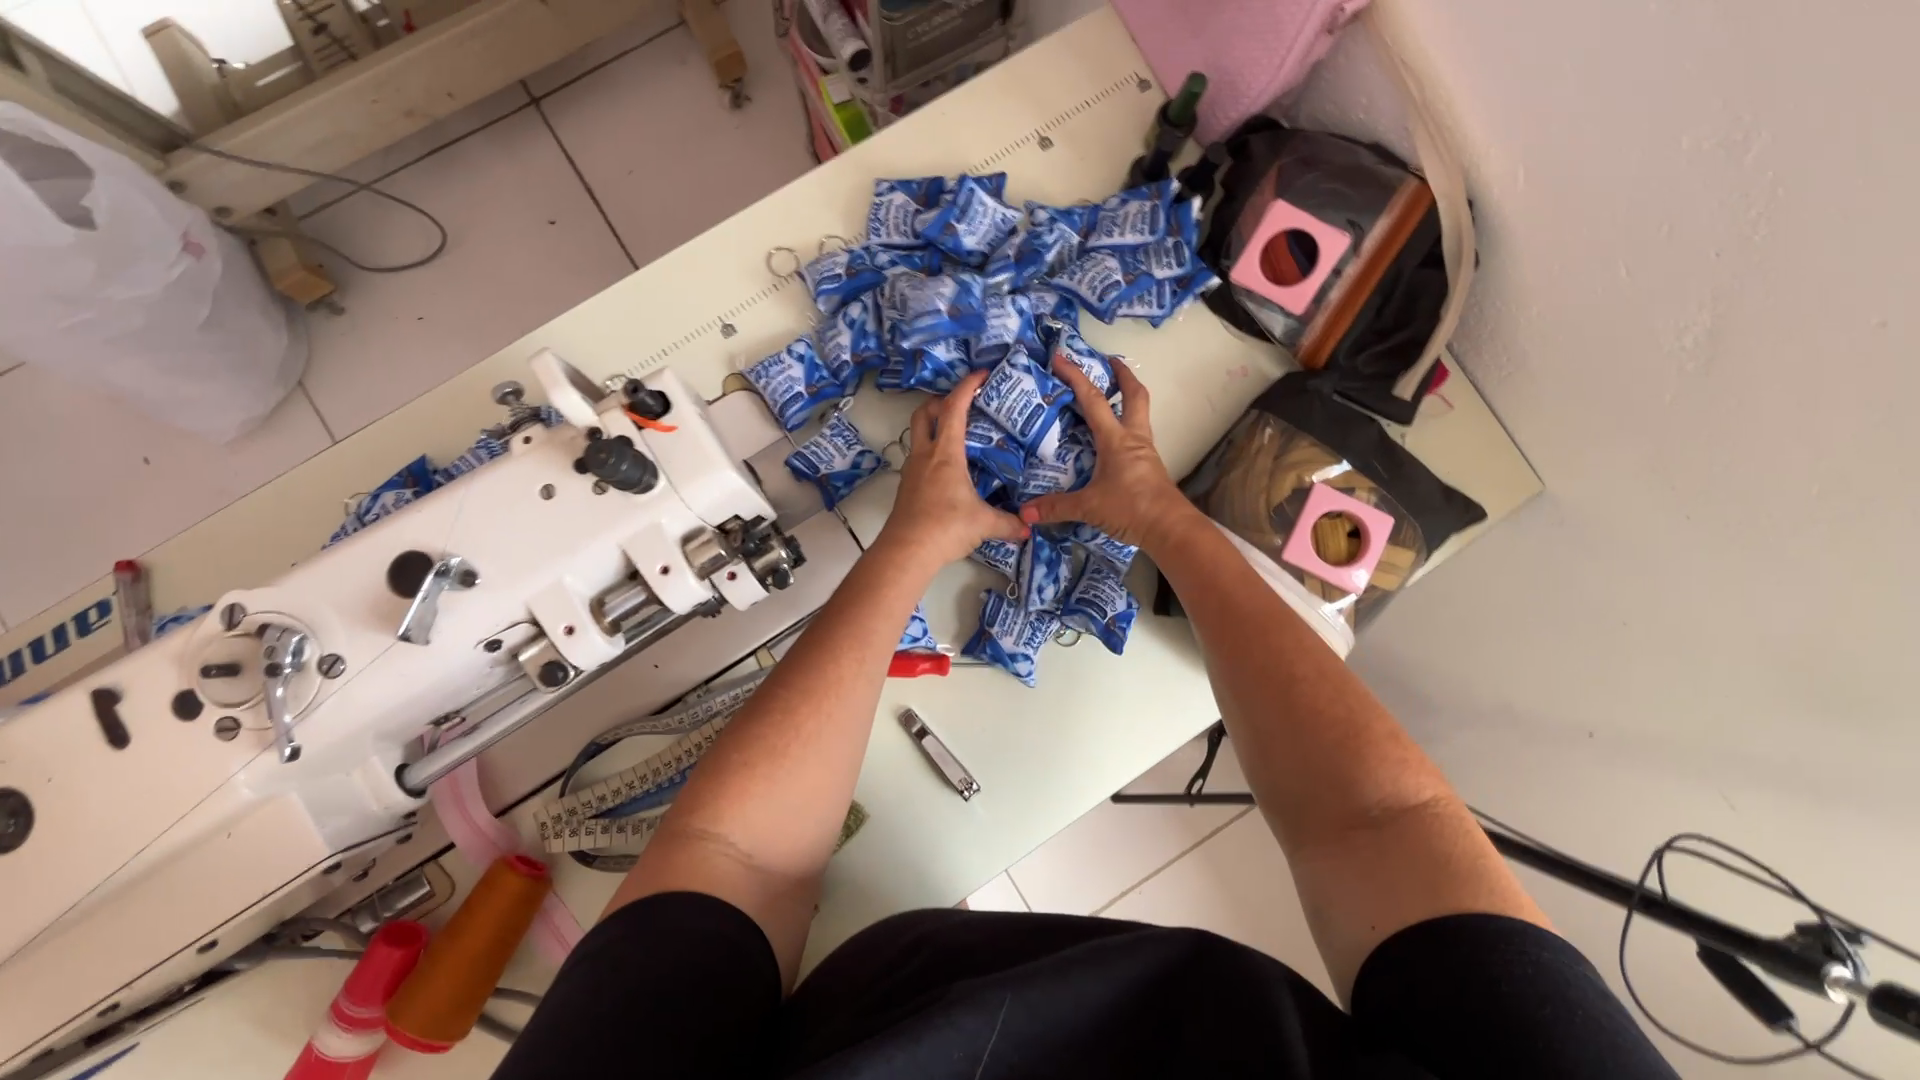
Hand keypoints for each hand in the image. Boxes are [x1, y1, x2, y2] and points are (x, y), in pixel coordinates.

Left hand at [876, 371, 1028, 569]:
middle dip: (940, 402)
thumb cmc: (945, 527)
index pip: (954, 408)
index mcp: (946, 453)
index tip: (980, 375)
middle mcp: (925, 455)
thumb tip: (1028, 527)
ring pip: (918, 436)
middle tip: (961, 405)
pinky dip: (931, 455)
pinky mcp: (906, 488)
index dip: (966, 386)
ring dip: (934, 429)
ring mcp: (911, 471)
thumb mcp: (984, 524)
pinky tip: (948, 471)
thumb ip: (1008, 523)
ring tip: (958, 437)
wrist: (906, 551)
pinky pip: (918, 460)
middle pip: (924, 413)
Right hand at [1019, 358, 1192, 550]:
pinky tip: (1114, 438)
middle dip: (1123, 376)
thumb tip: (1025, 513)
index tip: (1060, 358)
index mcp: (1116, 439)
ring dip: (1128, 399)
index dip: (1075, 377)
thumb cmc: (1131, 508)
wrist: (1170, 528)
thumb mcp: (1089, 507)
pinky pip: (1138, 437)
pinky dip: (1126, 428)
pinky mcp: (1150, 467)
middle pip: (1135, 396)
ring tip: (1112, 395)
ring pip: (1140, 414)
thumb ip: (1056, 507)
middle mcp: (1133, 438)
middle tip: (1110, 362)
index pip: (1093, 400)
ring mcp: (1145, 452)